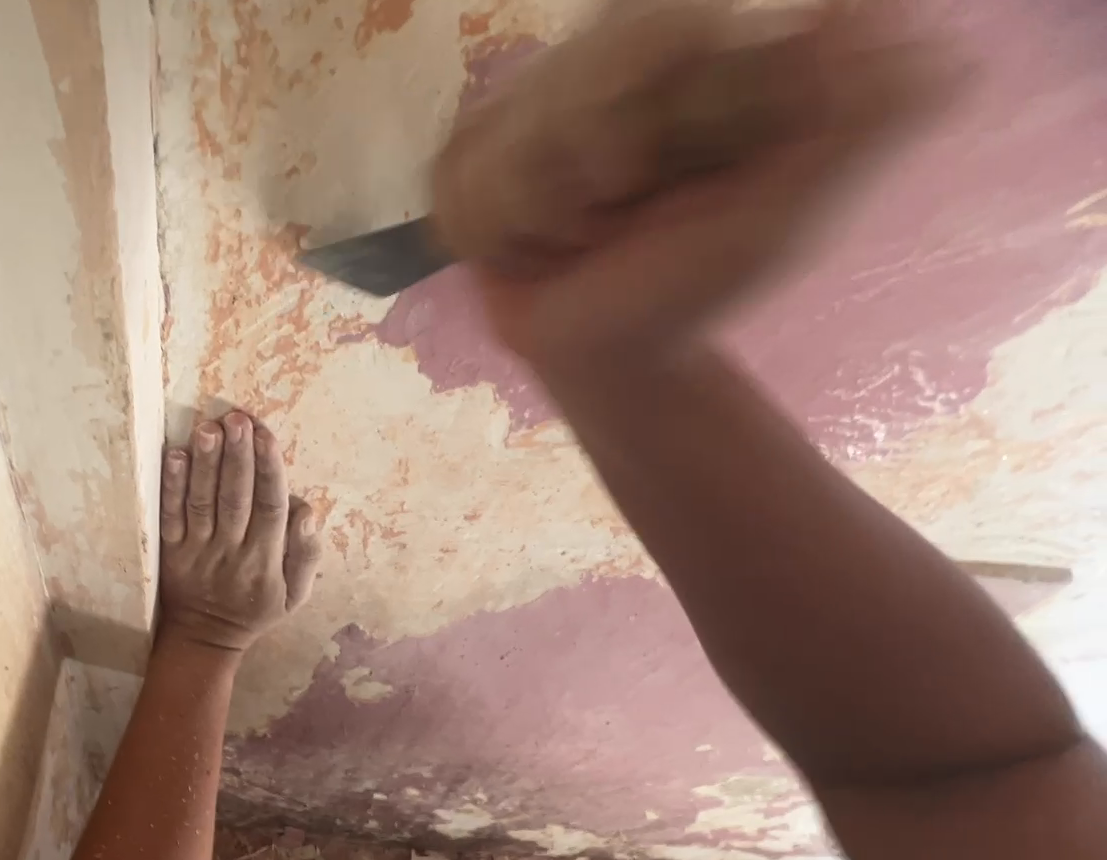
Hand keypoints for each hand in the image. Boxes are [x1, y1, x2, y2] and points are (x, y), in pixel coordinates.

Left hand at [158, 411, 320, 652]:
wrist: (204, 638)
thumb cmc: (255, 610)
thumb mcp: (295, 595)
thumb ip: (306, 554)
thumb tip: (308, 511)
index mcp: (265, 561)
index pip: (270, 507)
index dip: (269, 469)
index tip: (267, 435)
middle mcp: (231, 553)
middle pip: (236, 498)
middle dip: (238, 456)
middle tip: (237, 419)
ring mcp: (197, 551)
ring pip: (202, 503)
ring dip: (205, 464)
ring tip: (208, 428)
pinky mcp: (170, 552)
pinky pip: (170, 516)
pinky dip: (171, 486)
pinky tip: (175, 456)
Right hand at [431, 0, 958, 372]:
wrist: (598, 355)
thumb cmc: (686, 295)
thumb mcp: (780, 221)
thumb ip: (854, 124)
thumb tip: (878, 13)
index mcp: (698, 63)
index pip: (643, 27)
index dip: (619, 110)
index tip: (630, 186)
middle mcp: (612, 67)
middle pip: (555, 87)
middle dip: (572, 189)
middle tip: (605, 228)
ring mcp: (533, 109)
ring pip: (492, 142)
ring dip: (528, 223)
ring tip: (565, 248)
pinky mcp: (475, 156)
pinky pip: (451, 175)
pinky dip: (480, 231)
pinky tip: (517, 248)